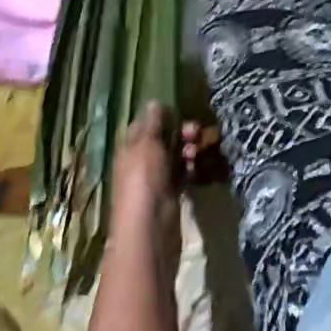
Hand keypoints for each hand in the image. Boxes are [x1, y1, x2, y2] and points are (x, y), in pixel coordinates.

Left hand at [110, 102, 218, 279]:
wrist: (150, 229)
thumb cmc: (143, 181)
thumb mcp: (147, 145)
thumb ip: (153, 124)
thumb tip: (154, 101)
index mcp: (130, 149)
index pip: (144, 125)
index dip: (161, 116)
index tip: (179, 110)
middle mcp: (141, 162)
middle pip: (164, 138)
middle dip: (181, 132)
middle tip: (195, 132)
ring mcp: (157, 178)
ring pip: (177, 154)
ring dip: (190, 148)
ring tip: (197, 152)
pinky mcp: (172, 192)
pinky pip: (185, 171)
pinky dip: (193, 165)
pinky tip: (201, 164)